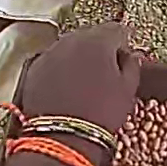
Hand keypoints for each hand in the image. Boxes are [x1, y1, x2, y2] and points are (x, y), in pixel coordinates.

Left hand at [17, 23, 140, 142]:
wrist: (64, 137)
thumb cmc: (103, 112)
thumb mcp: (127, 89)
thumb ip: (132, 65)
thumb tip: (131, 56)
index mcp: (99, 41)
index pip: (117, 29)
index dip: (125, 38)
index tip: (128, 48)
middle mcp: (72, 40)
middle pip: (91, 34)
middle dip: (102, 46)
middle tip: (110, 64)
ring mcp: (50, 53)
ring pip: (70, 46)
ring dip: (81, 56)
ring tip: (89, 76)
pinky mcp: (34, 69)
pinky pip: (54, 61)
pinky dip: (63, 67)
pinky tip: (69, 84)